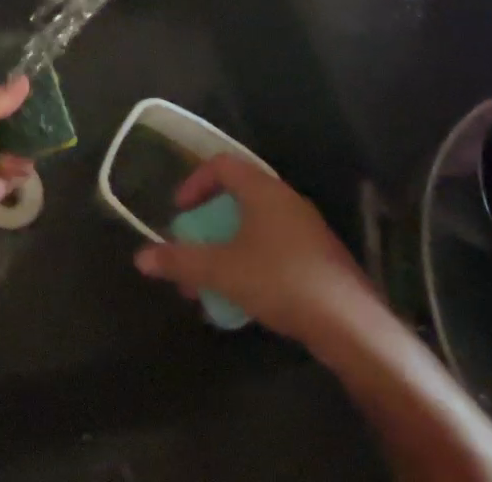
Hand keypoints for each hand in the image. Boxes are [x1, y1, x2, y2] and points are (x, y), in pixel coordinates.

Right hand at [133, 155, 370, 340]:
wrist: (351, 326)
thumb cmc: (280, 281)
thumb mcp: (220, 271)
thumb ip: (179, 261)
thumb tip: (140, 257)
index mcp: (265, 191)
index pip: (222, 165)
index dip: (194, 182)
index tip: (179, 211)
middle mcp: (287, 202)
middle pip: (237, 198)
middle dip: (205, 225)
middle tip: (189, 249)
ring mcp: (306, 231)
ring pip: (254, 228)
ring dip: (224, 249)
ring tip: (206, 282)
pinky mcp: (318, 260)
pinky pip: (273, 248)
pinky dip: (248, 262)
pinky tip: (240, 297)